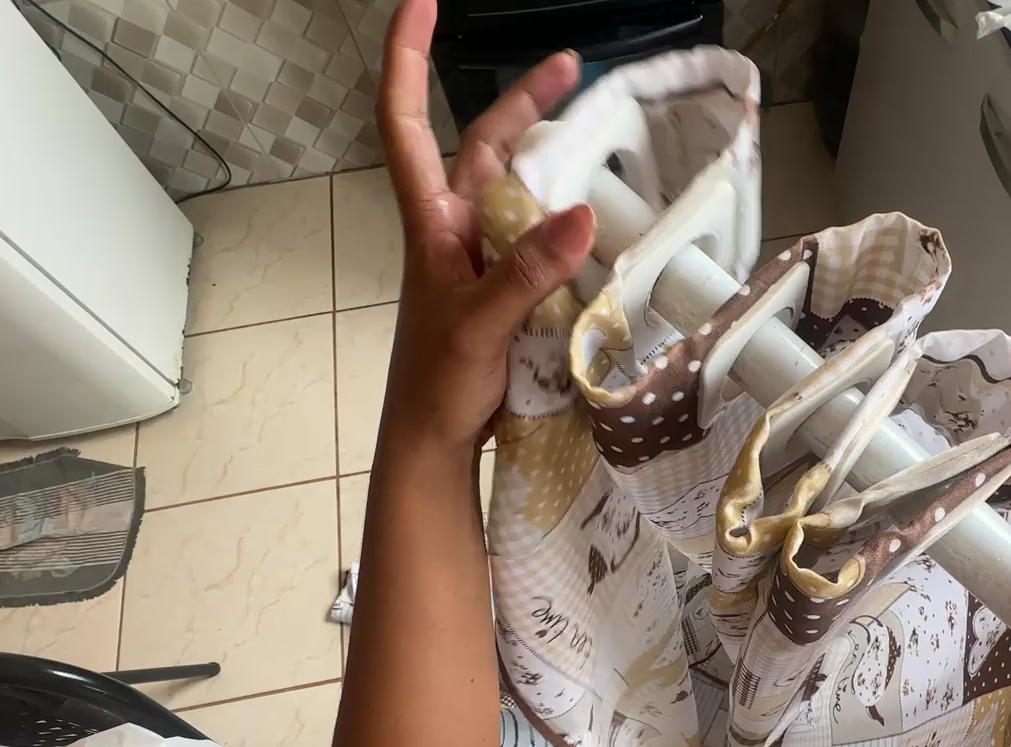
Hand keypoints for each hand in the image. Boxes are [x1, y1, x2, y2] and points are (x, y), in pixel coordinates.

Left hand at [375, 0, 595, 458]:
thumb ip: (526, 272)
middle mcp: (459, 233)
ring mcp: (486, 265)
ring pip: (520, 199)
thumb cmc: (435, 381)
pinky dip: (567, 231)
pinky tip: (600, 230)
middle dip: (525, 106)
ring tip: (605, 151)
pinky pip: (541, 247)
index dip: (407, 61)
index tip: (424, 3)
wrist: (435, 439)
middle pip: (486, 150)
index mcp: (433, 225)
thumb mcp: (479, 322)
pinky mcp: (511, 295)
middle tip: (577, 75)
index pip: (405, 124)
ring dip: (555, 170)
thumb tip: (583, 214)